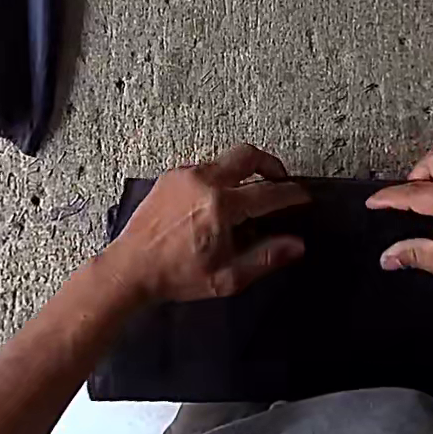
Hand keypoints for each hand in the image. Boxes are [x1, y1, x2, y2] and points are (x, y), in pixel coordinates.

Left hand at [89, 144, 310, 303]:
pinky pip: (206, 166)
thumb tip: (298, 245)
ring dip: (245, 171)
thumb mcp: (227, 278)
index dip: (292, 194)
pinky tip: (219, 198)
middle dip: (272, 164)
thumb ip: (266, 258)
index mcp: (222, 206)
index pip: (269, 192)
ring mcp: (186, 175)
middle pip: (250, 155)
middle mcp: (205, 181)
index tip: (304, 197)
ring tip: (250, 191)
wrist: (128, 270)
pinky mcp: (171, 176)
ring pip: (227, 159)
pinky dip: (221, 176)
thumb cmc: (177, 277)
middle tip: (281, 180)